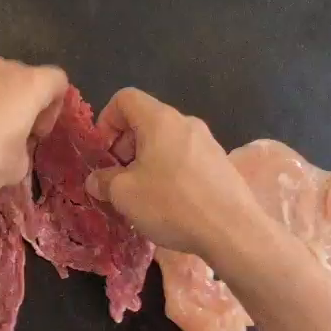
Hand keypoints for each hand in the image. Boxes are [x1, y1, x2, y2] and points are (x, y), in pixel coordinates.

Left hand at [0, 58, 68, 198]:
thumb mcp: (17, 168)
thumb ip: (23, 152)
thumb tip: (12, 149)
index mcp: (29, 84)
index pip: (57, 80)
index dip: (54, 108)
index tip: (37, 135)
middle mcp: (1, 68)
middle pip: (24, 79)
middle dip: (23, 105)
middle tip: (14, 138)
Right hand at [88, 88, 267, 257]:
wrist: (234, 231)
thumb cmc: (172, 204)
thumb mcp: (125, 195)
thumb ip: (104, 181)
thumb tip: (96, 180)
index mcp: (159, 120)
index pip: (125, 98)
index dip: (106, 120)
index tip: (103, 153)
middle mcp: (185, 122)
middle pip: (146, 120)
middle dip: (125, 145)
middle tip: (119, 177)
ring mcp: (207, 142)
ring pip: (166, 140)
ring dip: (147, 160)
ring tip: (143, 193)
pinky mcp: (221, 163)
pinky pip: (186, 157)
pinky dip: (170, 171)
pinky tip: (171, 203)